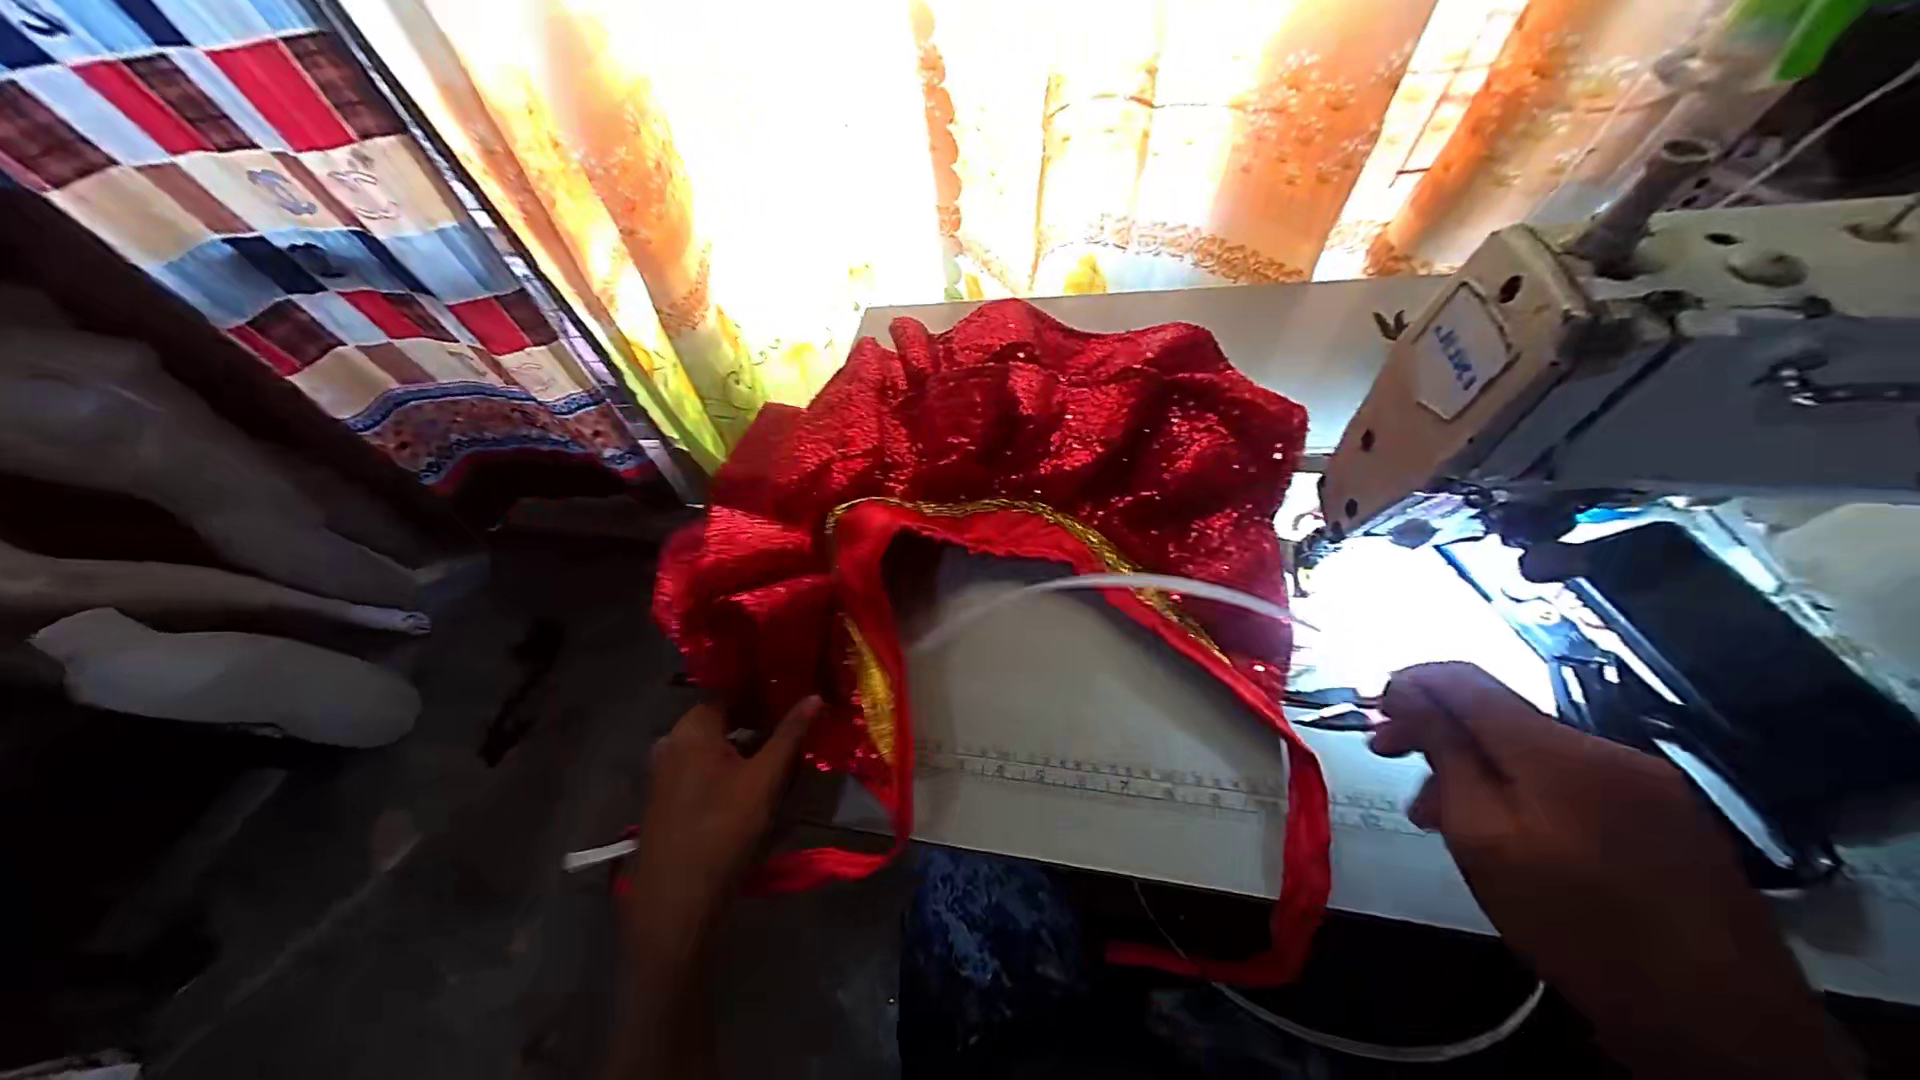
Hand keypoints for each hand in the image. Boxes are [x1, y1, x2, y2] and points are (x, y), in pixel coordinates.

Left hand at [625, 696, 819, 925]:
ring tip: (778, 758)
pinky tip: (750, 783)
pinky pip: (700, 766)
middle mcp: (671, 741)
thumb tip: (813, 697)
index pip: (731, 691)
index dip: (763, 693)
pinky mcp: (665, 796)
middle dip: (757, 721)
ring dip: (743, 747)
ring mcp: (663, 770)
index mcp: (691, 728)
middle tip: (792, 730)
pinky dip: (726, 766)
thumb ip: (789, 735)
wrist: (677, 898)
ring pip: (713, 745)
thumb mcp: (765, 779)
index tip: (793, 697)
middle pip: (722, 718)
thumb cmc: (724, 828)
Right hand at [1370, 663, 1849, 1077]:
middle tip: (1390, 760)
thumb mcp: (1482, 837)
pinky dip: (1522, 789)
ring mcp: (1646, 782)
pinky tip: (1506, 831)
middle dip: (1436, 730)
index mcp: (1556, 751)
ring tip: (1441, 815)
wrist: (1724, 1029)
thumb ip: (1445, 755)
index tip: (1376, 713)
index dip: (1410, 684)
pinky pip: (1571, 779)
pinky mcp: (1667, 815)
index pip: (1464, 680)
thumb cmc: (1574, 926)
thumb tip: (1412, 694)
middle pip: (1497, 714)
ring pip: (1531, 750)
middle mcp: (1606, 749)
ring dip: (1476, 766)